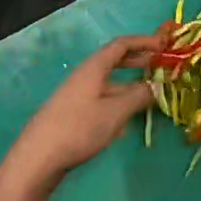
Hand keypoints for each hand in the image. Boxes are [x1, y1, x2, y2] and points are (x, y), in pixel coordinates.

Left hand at [1, 34, 160, 184]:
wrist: (37, 159)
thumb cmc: (78, 128)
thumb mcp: (115, 112)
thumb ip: (139, 96)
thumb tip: (158, 86)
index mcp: (94, 68)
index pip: (121, 45)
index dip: (144, 42)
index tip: (164, 45)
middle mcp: (85, 76)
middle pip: (114, 61)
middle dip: (138, 62)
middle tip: (160, 67)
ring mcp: (77, 95)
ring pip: (109, 83)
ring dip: (130, 85)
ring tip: (150, 94)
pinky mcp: (73, 113)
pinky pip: (102, 99)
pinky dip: (119, 102)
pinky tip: (127, 121)